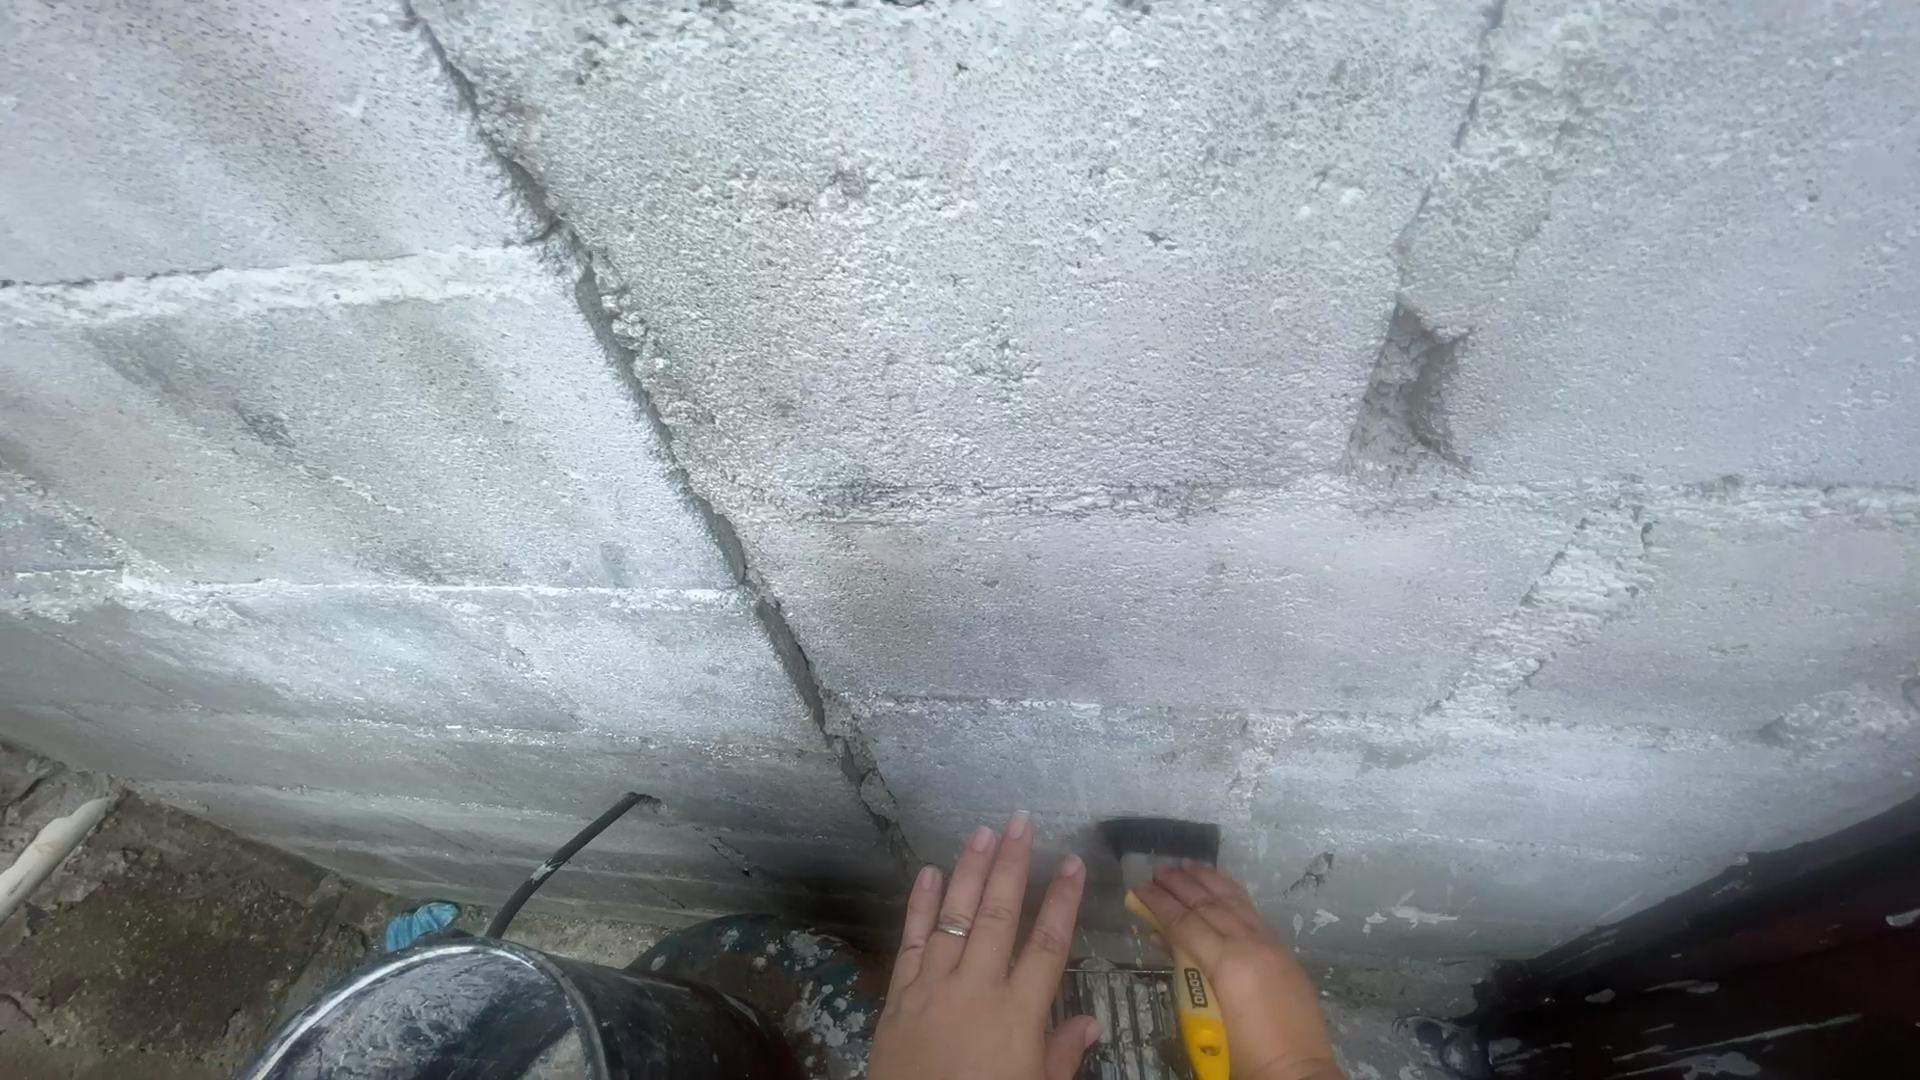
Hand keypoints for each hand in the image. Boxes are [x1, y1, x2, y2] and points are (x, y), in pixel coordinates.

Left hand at [869, 813, 1102, 1079]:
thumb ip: (1061, 1056)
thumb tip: (1091, 1022)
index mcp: (1017, 1016)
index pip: (1047, 945)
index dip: (1063, 901)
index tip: (1073, 862)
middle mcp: (976, 989)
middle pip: (999, 914)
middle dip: (1012, 864)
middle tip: (1020, 821)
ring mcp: (933, 987)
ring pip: (954, 916)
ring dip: (969, 871)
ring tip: (982, 832)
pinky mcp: (899, 995)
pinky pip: (910, 941)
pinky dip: (919, 905)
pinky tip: (927, 871)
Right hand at [1136, 864, 1342, 1079]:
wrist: (1298, 1077)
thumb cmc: (1242, 1056)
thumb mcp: (1204, 1017)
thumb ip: (1184, 972)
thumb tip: (1161, 938)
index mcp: (1228, 965)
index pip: (1185, 922)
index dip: (1159, 903)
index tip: (1139, 887)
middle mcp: (1249, 944)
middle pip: (1207, 904)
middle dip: (1178, 884)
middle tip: (1155, 870)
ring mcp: (1268, 943)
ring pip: (1232, 899)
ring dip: (1205, 879)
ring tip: (1183, 865)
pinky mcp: (1280, 948)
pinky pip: (1250, 909)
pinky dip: (1230, 891)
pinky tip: (1218, 882)